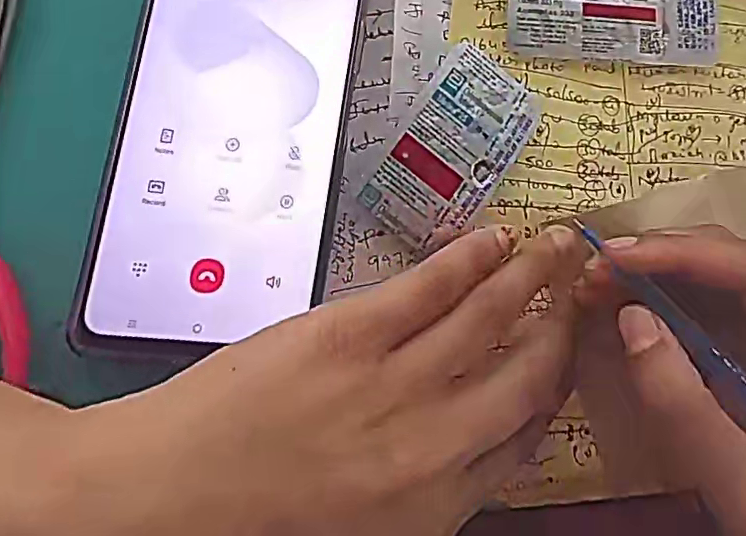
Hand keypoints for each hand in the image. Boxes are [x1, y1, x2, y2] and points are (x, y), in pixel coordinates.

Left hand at [58, 225, 590, 535]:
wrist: (157, 505)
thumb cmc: (261, 524)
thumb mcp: (370, 526)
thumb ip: (434, 484)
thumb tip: (483, 428)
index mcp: (436, 501)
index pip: (528, 431)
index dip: (562, 377)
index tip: (578, 341)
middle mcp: (431, 442)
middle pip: (527, 369)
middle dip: (567, 317)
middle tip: (588, 278)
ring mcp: (391, 382)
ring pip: (488, 316)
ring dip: (532, 274)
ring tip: (560, 242)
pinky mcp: (349, 333)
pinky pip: (429, 288)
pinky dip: (468, 259)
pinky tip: (493, 238)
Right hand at [573, 226, 745, 534]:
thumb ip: (691, 416)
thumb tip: (630, 318)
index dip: (682, 254)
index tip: (617, 256)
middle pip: (736, 269)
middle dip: (662, 261)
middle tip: (598, 271)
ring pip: (719, 285)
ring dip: (656, 277)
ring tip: (601, 284)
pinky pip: (712, 316)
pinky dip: (663, 305)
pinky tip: (626, 305)